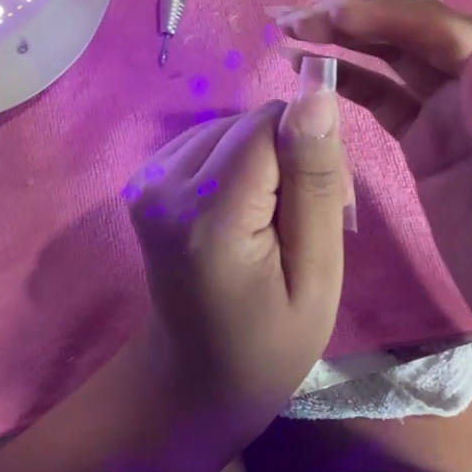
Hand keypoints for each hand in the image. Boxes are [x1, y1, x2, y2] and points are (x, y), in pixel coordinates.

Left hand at [124, 67, 349, 435]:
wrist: (194, 375)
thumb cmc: (270, 342)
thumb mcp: (317, 275)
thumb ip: (315, 182)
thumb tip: (315, 96)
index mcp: (207, 218)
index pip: (268, 127)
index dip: (308, 153)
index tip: (326, 205)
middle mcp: (164, 186)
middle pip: (248, 123)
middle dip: (287, 155)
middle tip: (300, 224)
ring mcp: (146, 180)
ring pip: (230, 126)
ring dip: (263, 160)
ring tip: (271, 222)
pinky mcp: (145, 177)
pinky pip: (208, 140)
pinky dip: (236, 165)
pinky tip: (242, 211)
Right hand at [287, 0, 471, 365]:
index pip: (462, 39)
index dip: (397, 21)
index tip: (335, 14)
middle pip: (424, 42)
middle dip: (364, 23)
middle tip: (298, 17)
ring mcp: (461, 120)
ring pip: (401, 65)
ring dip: (352, 44)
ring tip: (295, 34)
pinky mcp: (431, 147)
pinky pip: (387, 104)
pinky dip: (353, 85)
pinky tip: (315, 73)